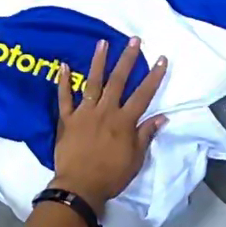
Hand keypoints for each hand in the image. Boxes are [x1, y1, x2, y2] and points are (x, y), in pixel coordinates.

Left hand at [49, 38, 166, 209]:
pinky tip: (63, 65)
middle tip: (134, 40)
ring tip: (103, 43)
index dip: (153, 76)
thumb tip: (162, 117)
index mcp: (124, 121)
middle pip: (118, 81)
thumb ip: (146, 134)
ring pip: (92, 82)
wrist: (80, 187)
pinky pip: (64, 97)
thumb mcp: (136, 158)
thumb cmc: (111, 175)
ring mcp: (84, 113)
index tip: (161, 58)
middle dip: (127, 59)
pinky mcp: (67, 119)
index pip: (143, 94)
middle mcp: (105, 111)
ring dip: (98, 61)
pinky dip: (63, 81)